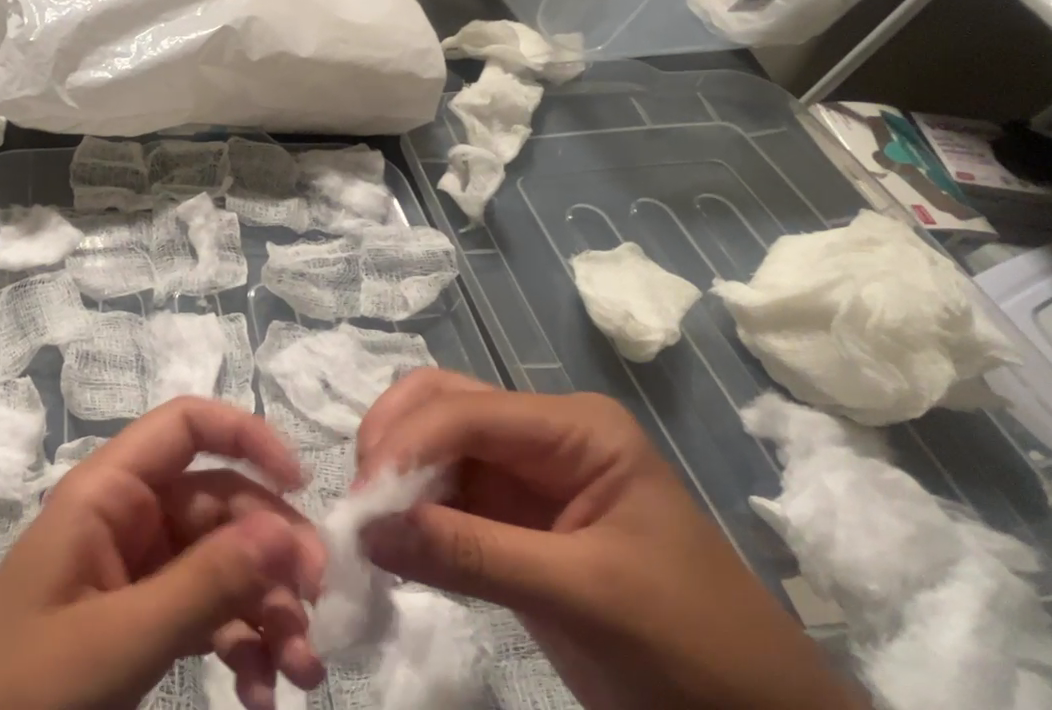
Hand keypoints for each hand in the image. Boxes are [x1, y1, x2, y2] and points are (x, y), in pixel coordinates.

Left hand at [0, 397, 326, 709]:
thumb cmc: (25, 686)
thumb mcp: (119, 637)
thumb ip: (205, 584)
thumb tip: (288, 528)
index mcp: (107, 494)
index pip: (184, 427)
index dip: (246, 436)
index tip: (302, 488)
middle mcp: (127, 519)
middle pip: (221, 504)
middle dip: (274, 552)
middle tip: (320, 609)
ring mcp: (136, 571)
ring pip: (224, 564)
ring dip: (269, 610)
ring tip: (300, 671)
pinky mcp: (142, 620)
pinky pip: (207, 613)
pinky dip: (241, 645)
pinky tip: (259, 692)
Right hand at [354, 369, 868, 709]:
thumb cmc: (692, 646)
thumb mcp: (584, 596)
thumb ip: (471, 555)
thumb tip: (365, 530)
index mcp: (576, 429)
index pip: (464, 410)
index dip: (404, 446)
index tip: (360, 506)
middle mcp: (542, 435)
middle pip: (438, 405)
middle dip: (389, 442)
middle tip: (359, 505)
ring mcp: (524, 476)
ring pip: (431, 447)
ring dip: (391, 478)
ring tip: (367, 531)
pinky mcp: (509, 520)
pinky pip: (440, 497)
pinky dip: (406, 515)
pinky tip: (391, 548)